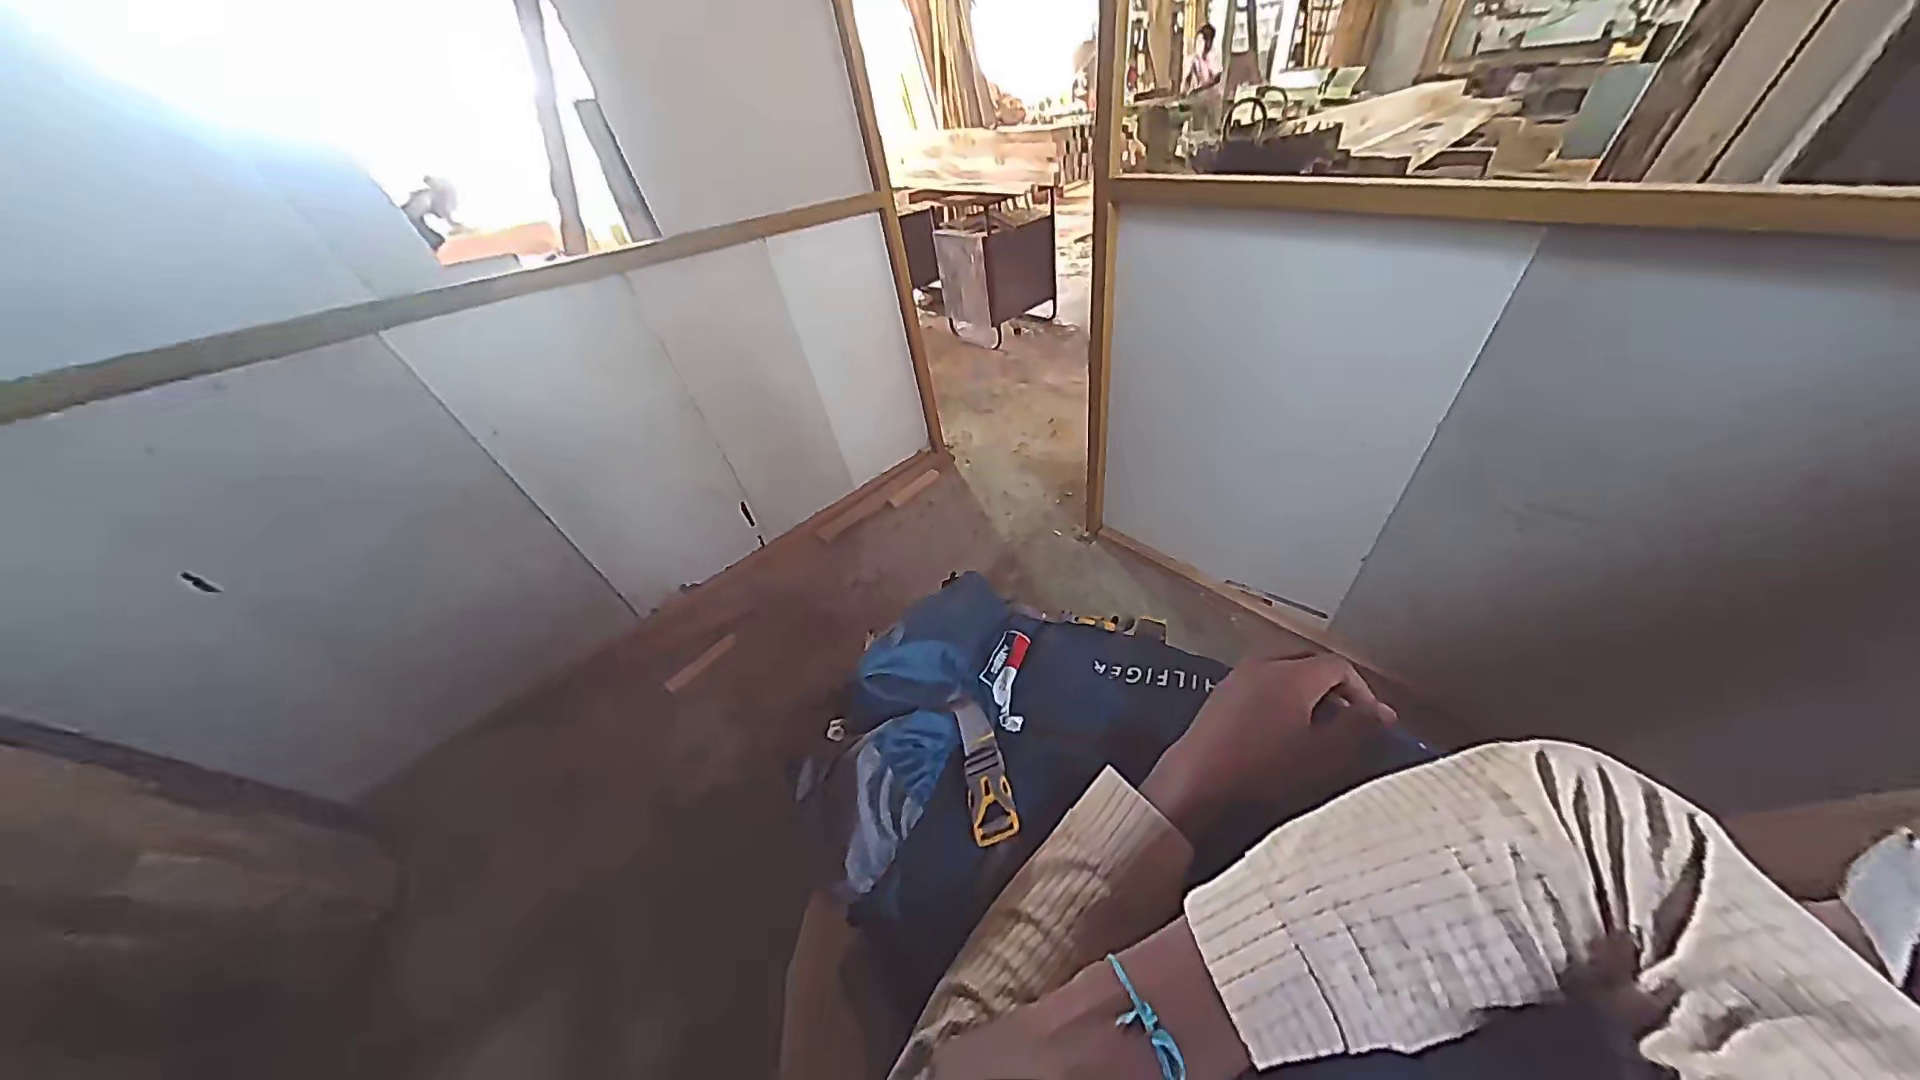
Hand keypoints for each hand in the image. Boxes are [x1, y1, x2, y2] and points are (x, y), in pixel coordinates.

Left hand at [1141, 654, 1394, 838]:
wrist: (1199, 778)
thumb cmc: (1266, 768)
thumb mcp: (1324, 754)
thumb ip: (1359, 727)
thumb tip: (1382, 711)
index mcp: (1290, 673)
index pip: (1338, 666)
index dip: (1363, 691)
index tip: (1372, 723)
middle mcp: (1261, 664)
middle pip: (1308, 661)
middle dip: (1334, 687)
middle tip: (1347, 720)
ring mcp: (1236, 676)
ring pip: (1282, 670)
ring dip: (1305, 691)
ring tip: (1317, 727)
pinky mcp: (1220, 693)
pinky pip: (1260, 683)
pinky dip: (1279, 695)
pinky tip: (1281, 729)